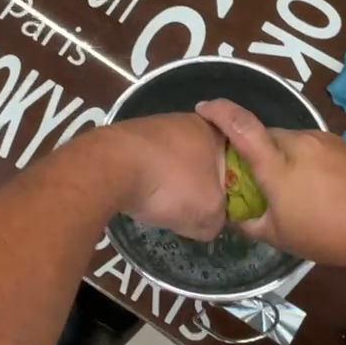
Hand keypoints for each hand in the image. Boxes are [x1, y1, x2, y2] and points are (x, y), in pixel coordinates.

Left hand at [93, 113, 227, 239]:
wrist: (111, 168)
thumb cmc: (172, 184)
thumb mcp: (209, 213)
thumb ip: (218, 219)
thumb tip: (210, 222)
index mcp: (210, 130)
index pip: (234, 154)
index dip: (232, 179)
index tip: (226, 202)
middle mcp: (182, 121)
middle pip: (200, 157)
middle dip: (199, 182)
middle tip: (196, 207)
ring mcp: (150, 127)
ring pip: (170, 160)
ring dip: (169, 181)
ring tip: (164, 205)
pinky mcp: (124, 139)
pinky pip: (145, 163)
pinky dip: (145, 180)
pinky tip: (140, 196)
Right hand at [195, 98, 345, 267]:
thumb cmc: (329, 234)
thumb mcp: (280, 238)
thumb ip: (249, 223)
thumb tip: (232, 216)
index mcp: (276, 162)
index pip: (240, 125)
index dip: (218, 112)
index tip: (203, 108)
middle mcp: (298, 141)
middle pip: (266, 134)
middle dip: (255, 149)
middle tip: (255, 175)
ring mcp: (325, 139)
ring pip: (292, 140)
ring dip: (284, 156)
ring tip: (292, 186)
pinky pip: (315, 146)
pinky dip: (308, 160)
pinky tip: (319, 185)